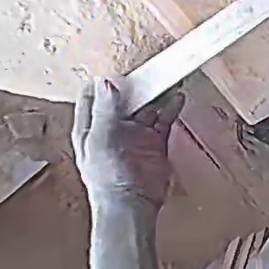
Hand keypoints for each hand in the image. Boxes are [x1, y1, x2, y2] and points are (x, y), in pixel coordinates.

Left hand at [72, 78, 184, 211]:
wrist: (132, 204)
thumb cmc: (108, 177)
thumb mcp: (101, 141)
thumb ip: (106, 111)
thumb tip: (108, 81)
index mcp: (90, 126)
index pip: (93, 95)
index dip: (104, 80)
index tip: (117, 63)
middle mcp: (113, 127)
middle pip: (125, 97)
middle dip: (136, 83)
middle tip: (149, 66)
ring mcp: (136, 134)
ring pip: (147, 106)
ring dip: (156, 93)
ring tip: (168, 77)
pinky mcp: (155, 142)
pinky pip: (164, 120)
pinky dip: (172, 108)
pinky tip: (178, 97)